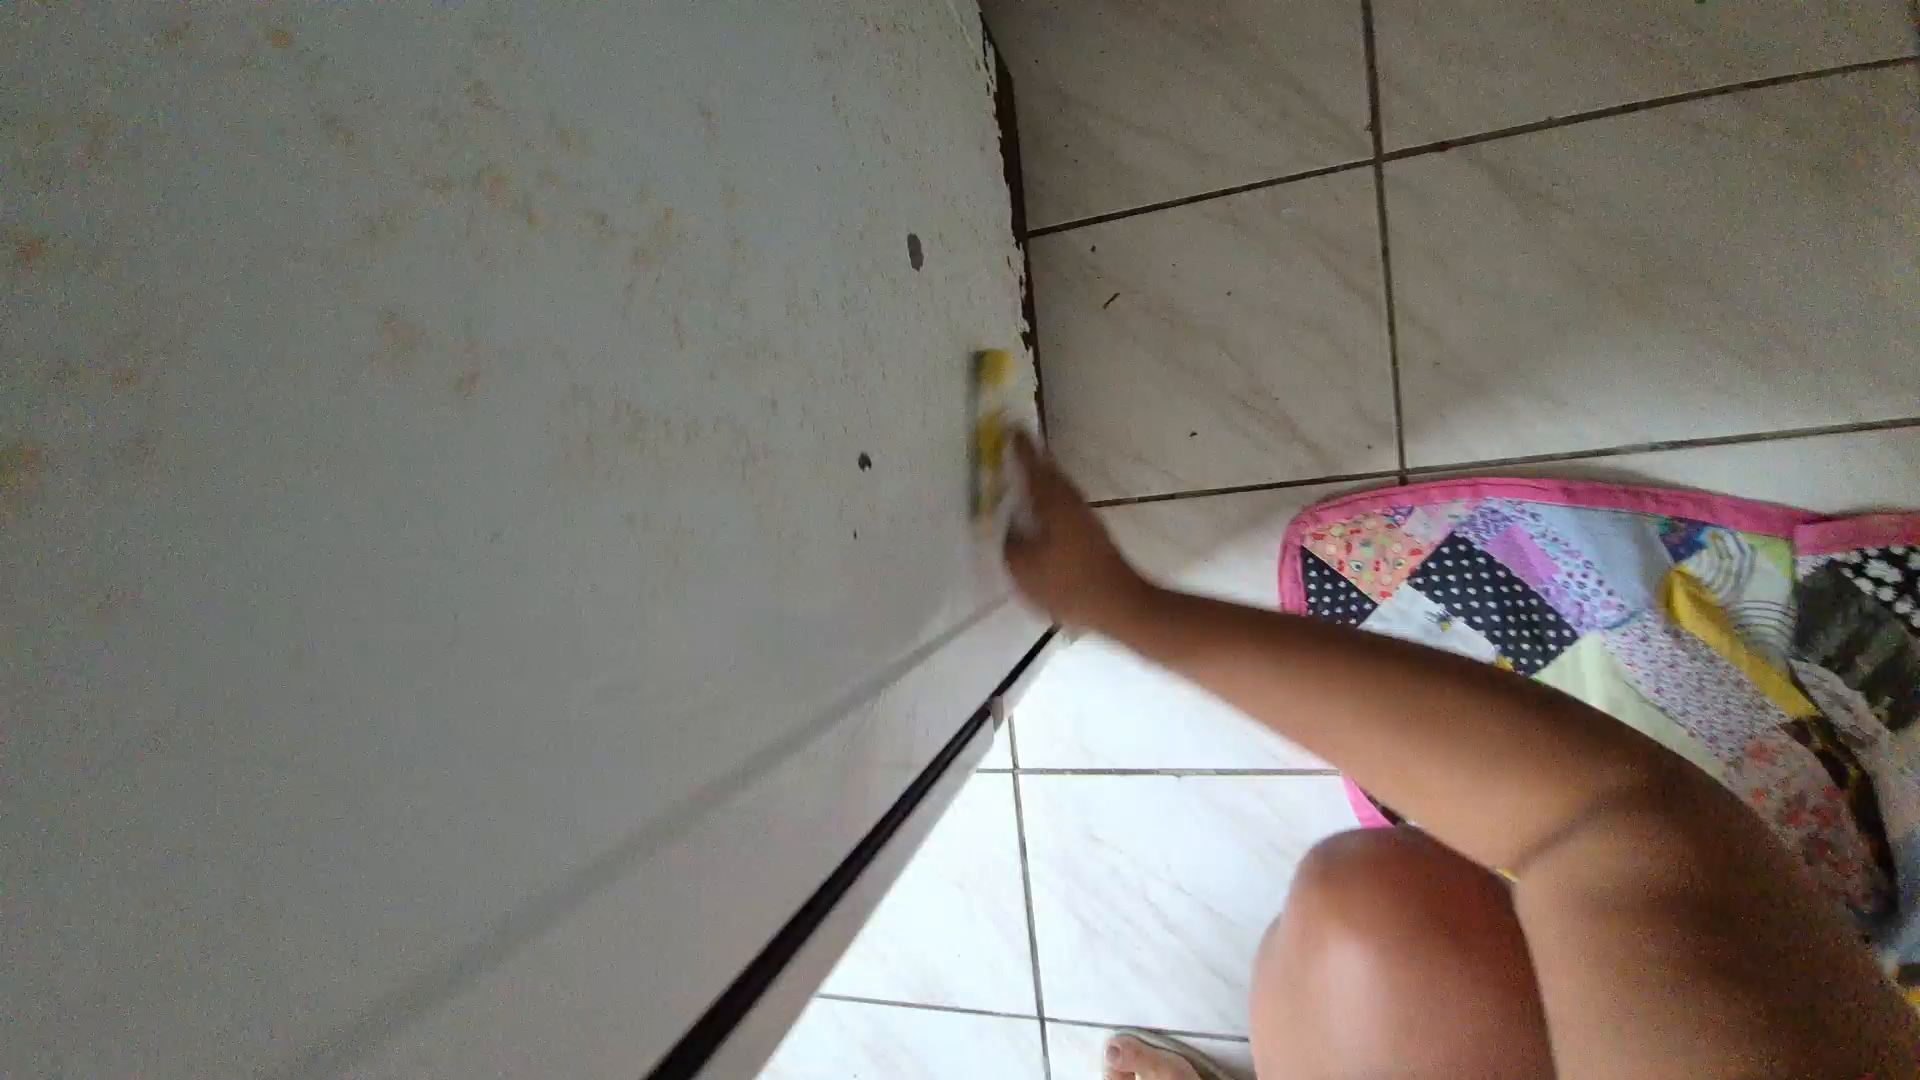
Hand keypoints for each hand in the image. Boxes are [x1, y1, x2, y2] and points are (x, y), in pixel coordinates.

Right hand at [1003, 432, 1156, 630]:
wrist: (1119, 604)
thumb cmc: (1068, 584)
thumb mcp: (1023, 567)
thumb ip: (1010, 542)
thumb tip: (1009, 528)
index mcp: (1052, 503)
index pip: (1033, 468)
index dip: (1021, 449)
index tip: (1013, 430)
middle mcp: (1071, 503)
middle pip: (1050, 474)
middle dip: (1034, 461)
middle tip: (1017, 450)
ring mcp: (1085, 518)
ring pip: (1060, 490)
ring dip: (1043, 482)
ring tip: (1025, 479)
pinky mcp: (1093, 535)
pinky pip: (1065, 507)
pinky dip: (1051, 502)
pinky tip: (1042, 515)